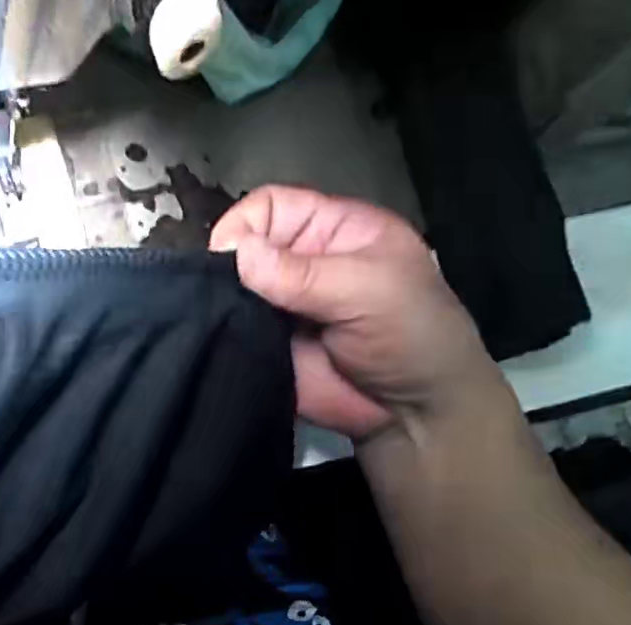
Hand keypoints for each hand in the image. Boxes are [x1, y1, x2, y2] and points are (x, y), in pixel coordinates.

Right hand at [210, 186, 502, 442]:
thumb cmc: (410, 335)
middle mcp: (297, 265)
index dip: (244, 226)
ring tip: (219, 324)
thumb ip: (303, 273)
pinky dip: (220, 338)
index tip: (229, 260)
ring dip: (219, 307)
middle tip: (221, 298)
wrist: (411, 411)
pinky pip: (230, 336)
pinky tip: (220, 344)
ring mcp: (276, 311)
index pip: (269, 208)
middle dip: (224, 269)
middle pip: (241, 250)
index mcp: (329, 231)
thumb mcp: (368, 290)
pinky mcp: (263, 350)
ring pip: (229, 295)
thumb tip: (237, 252)